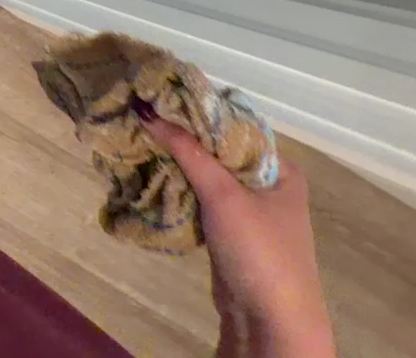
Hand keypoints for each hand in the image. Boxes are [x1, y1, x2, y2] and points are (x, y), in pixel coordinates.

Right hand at [145, 119, 335, 357]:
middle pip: (214, 146)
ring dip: (172, 156)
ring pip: (202, 168)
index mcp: (280, 168)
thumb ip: (186, 149)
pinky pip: (197, 190)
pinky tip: (148, 167)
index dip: (193, 109)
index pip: (231, 124)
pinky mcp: (228, 224)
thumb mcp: (222, 194)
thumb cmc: (259, 250)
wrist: (272, 320)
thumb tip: (144, 108)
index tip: (154, 95)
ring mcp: (247, 204)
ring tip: (135, 135)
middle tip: (137, 114)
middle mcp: (266, 181)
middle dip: (176, 133)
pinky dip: (175, 179)